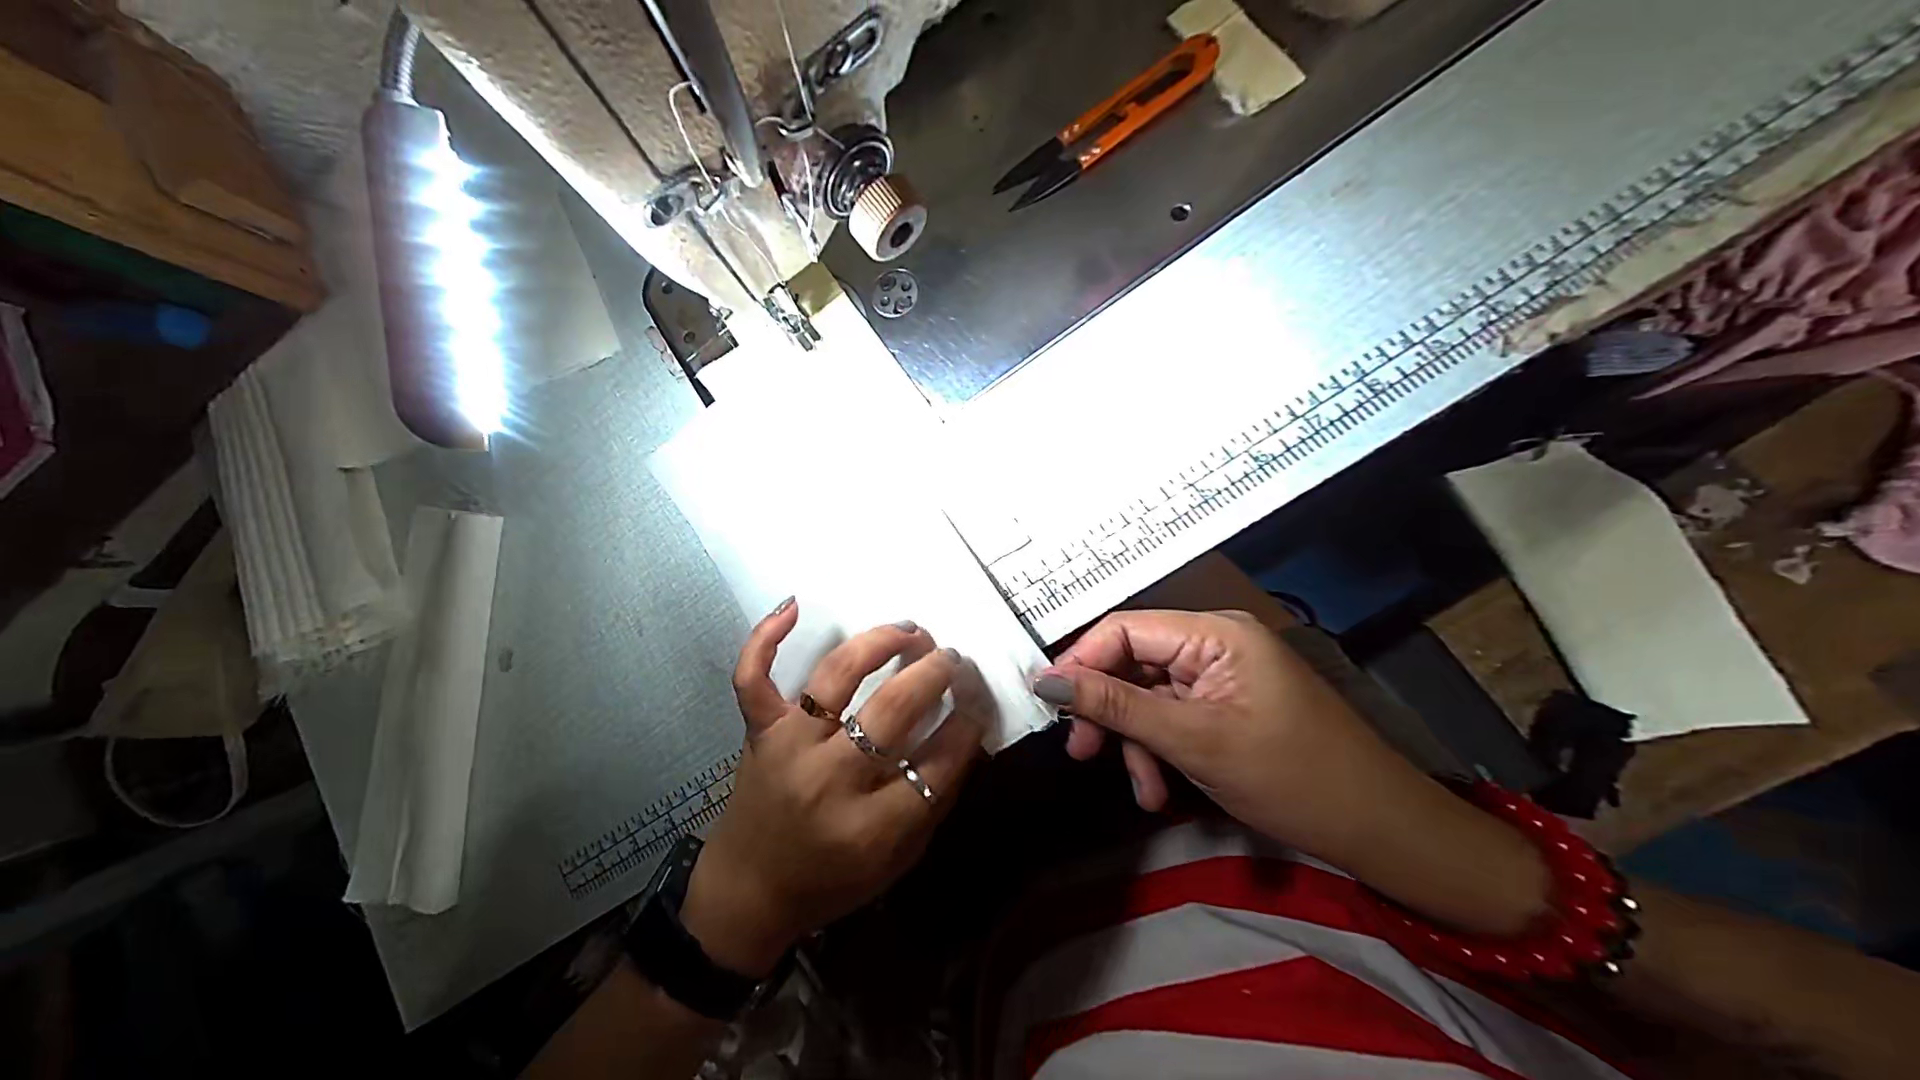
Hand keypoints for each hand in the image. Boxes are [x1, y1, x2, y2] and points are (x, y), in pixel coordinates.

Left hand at [679, 599, 988, 975]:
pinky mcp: (758, 733)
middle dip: (935, 674)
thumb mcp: (899, 857)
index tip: (980, 699)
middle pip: (894, 709)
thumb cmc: (831, 879)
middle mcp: (831, 779)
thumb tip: (968, 731)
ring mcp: (789, 748)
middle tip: (952, 658)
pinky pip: (753, 679)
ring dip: (880, 644)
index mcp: (873, 826)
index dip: (969, 721)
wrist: (748, 893)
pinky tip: (794, 605)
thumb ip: (936, 798)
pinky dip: (766, 639)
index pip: (940, 760)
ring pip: (837, 678)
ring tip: (911, 632)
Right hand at [1036, 609, 1549, 935]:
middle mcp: (1215, 644)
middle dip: (1110, 712)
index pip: (1125, 629)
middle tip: (1083, 753)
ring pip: (1150, 698)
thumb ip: (1115, 705)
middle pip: (1134, 664)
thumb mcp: (1193, 741)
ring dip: (1137, 743)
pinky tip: (1163, 791)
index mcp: (1214, 632)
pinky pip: (1174, 718)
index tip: (1048, 703)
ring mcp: (1222, 676)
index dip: (1080, 662)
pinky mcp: (1227, 706)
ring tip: (1145, 791)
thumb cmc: (1292, 776)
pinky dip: (1162, 751)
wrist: (1380, 830)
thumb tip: (1045, 680)